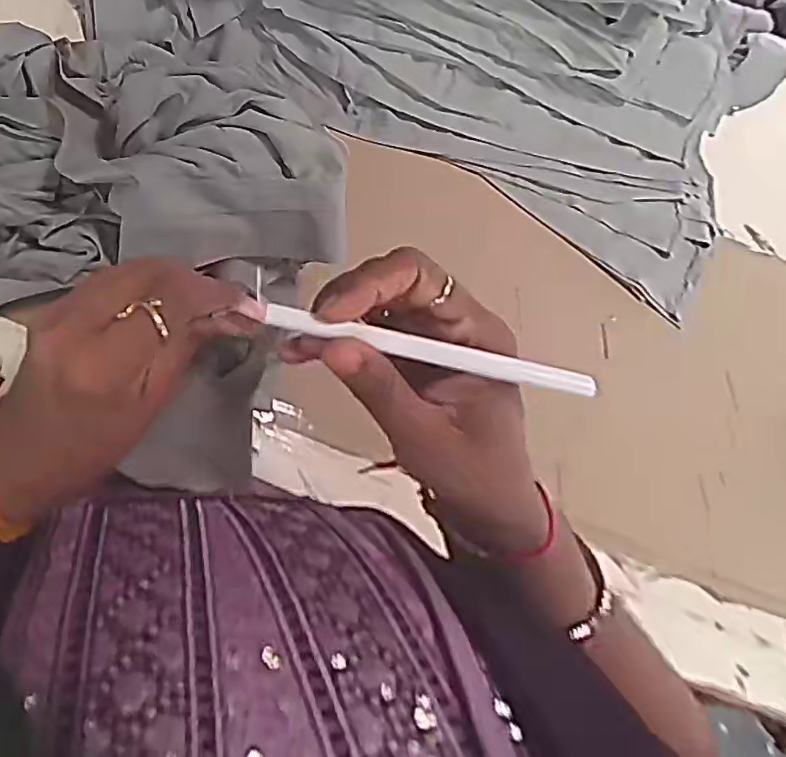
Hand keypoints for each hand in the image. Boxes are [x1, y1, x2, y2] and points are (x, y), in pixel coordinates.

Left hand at [0, 258, 257, 524]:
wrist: (16, 455)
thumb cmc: (88, 450)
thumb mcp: (146, 410)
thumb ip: (182, 352)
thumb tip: (224, 316)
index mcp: (102, 363)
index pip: (167, 301)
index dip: (211, 293)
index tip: (242, 303)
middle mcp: (76, 323)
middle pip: (148, 272)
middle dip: (193, 277)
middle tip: (223, 298)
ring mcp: (58, 309)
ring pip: (128, 267)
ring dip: (169, 276)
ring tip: (197, 296)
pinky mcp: (52, 304)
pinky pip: (108, 277)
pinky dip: (142, 280)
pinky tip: (159, 297)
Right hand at [281, 247, 549, 553]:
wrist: (485, 508)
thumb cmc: (476, 476)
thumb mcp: (426, 438)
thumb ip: (382, 390)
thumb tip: (335, 349)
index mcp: (475, 332)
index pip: (422, 279)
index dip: (373, 284)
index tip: (333, 314)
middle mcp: (448, 324)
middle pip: (391, 281)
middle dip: (346, 298)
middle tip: (311, 327)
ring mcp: (422, 337)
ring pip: (369, 302)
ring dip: (331, 318)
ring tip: (300, 342)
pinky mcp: (400, 353)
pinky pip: (360, 330)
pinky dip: (329, 338)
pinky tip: (304, 351)